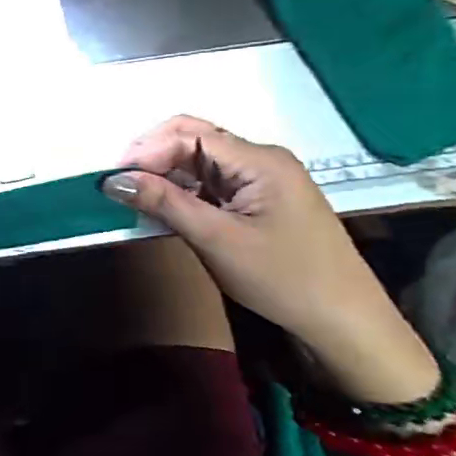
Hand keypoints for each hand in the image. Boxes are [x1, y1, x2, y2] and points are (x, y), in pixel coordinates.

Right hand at [106, 115, 438, 403]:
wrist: (343, 319)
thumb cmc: (282, 278)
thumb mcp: (218, 240)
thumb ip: (165, 204)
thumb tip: (114, 180)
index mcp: (259, 159)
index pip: (191, 135)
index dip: (147, 150)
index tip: (112, 177)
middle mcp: (262, 159)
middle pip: (197, 141)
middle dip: (154, 156)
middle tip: (118, 183)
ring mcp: (264, 180)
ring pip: (204, 164)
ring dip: (168, 175)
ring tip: (134, 196)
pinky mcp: (262, 201)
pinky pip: (216, 185)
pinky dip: (187, 193)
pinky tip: (165, 207)